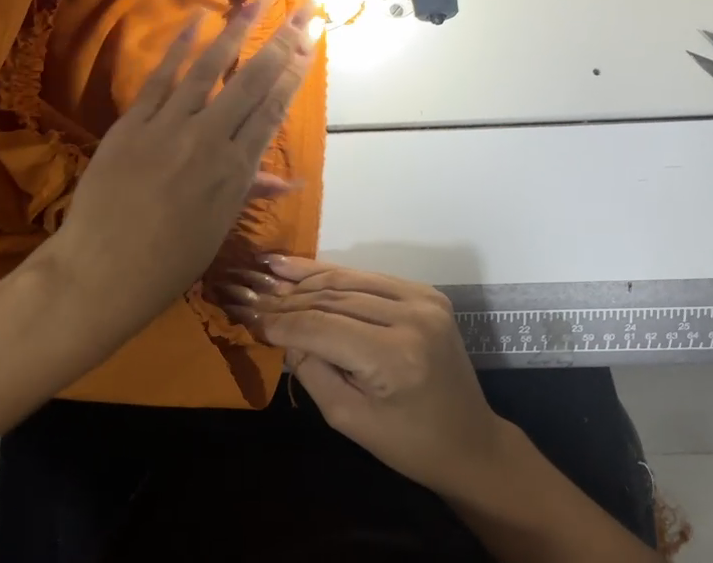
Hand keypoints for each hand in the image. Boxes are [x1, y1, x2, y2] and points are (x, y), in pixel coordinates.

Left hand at [45, 0, 315, 326]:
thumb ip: (248, 191)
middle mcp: (210, 141)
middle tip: (305, 6)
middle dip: (282, 39)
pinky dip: (181, 46)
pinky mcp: (133, 122)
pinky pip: (162, 77)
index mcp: (235, 171)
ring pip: (212, 69)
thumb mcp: (216, 228)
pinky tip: (199, 18)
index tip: (312, 41)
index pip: (273, 110)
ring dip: (239, 27)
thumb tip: (289, 180)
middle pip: (253, 81)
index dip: (295, 72)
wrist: (103, 271)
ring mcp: (169, 127)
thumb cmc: (167, 261)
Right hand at [222, 257, 507, 496]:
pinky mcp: (424, 292)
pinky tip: (297, 268)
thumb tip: (275, 331)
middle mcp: (412, 317)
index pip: (321, 327)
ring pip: (346, 281)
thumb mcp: (347, 417)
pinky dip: (330, 275)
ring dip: (302, 278)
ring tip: (262, 269)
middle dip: (284, 298)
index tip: (242, 315)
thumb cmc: (407, 443)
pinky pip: (366, 278)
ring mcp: (422, 299)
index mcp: (395, 357)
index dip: (278, 321)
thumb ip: (309, 369)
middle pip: (332, 299)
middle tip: (243, 291)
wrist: (470, 442)